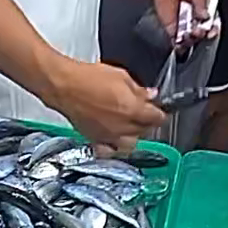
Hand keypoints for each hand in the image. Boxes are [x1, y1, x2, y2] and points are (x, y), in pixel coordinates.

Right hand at [45, 60, 165, 149]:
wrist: (67, 88)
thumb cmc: (89, 79)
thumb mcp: (121, 76)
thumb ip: (139, 90)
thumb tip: (150, 95)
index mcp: (132, 110)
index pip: (156, 118)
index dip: (160, 114)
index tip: (160, 111)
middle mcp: (122, 127)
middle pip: (144, 132)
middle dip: (147, 123)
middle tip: (144, 114)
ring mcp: (108, 137)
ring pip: (130, 145)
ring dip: (133, 137)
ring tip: (131, 128)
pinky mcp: (96, 141)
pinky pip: (110, 151)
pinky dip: (114, 147)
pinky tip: (114, 139)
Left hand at [152, 0, 212, 41]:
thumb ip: (203, 1)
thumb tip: (205, 16)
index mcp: (207, 5)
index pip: (213, 19)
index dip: (214, 26)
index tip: (212, 30)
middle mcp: (196, 16)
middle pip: (203, 31)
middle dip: (202, 33)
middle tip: (199, 30)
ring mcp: (185, 24)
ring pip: (192, 39)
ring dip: (192, 39)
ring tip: (189, 32)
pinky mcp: (173, 30)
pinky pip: (178, 42)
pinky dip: (180, 45)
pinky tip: (181, 39)